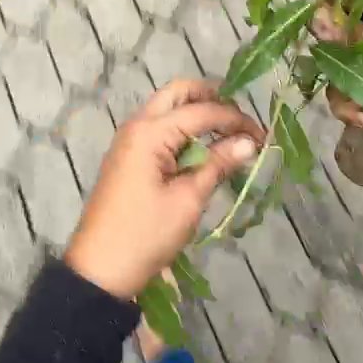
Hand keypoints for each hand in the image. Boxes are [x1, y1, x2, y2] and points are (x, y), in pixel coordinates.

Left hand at [64, 79, 263, 298]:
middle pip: (177, 93)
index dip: (235, 119)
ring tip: (228, 132)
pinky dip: (183, 130)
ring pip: (167, 108)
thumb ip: (217, 165)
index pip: (201, 111)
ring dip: (196, 112)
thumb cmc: (146, 234)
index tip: (262, 135)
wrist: (100, 270)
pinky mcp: (128, 156)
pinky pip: (159, 128)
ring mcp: (129, 140)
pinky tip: (204, 147)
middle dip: (211, 97)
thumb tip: (249, 142)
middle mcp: (137, 126)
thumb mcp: (188, 200)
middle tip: (240, 116)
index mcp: (150, 132)